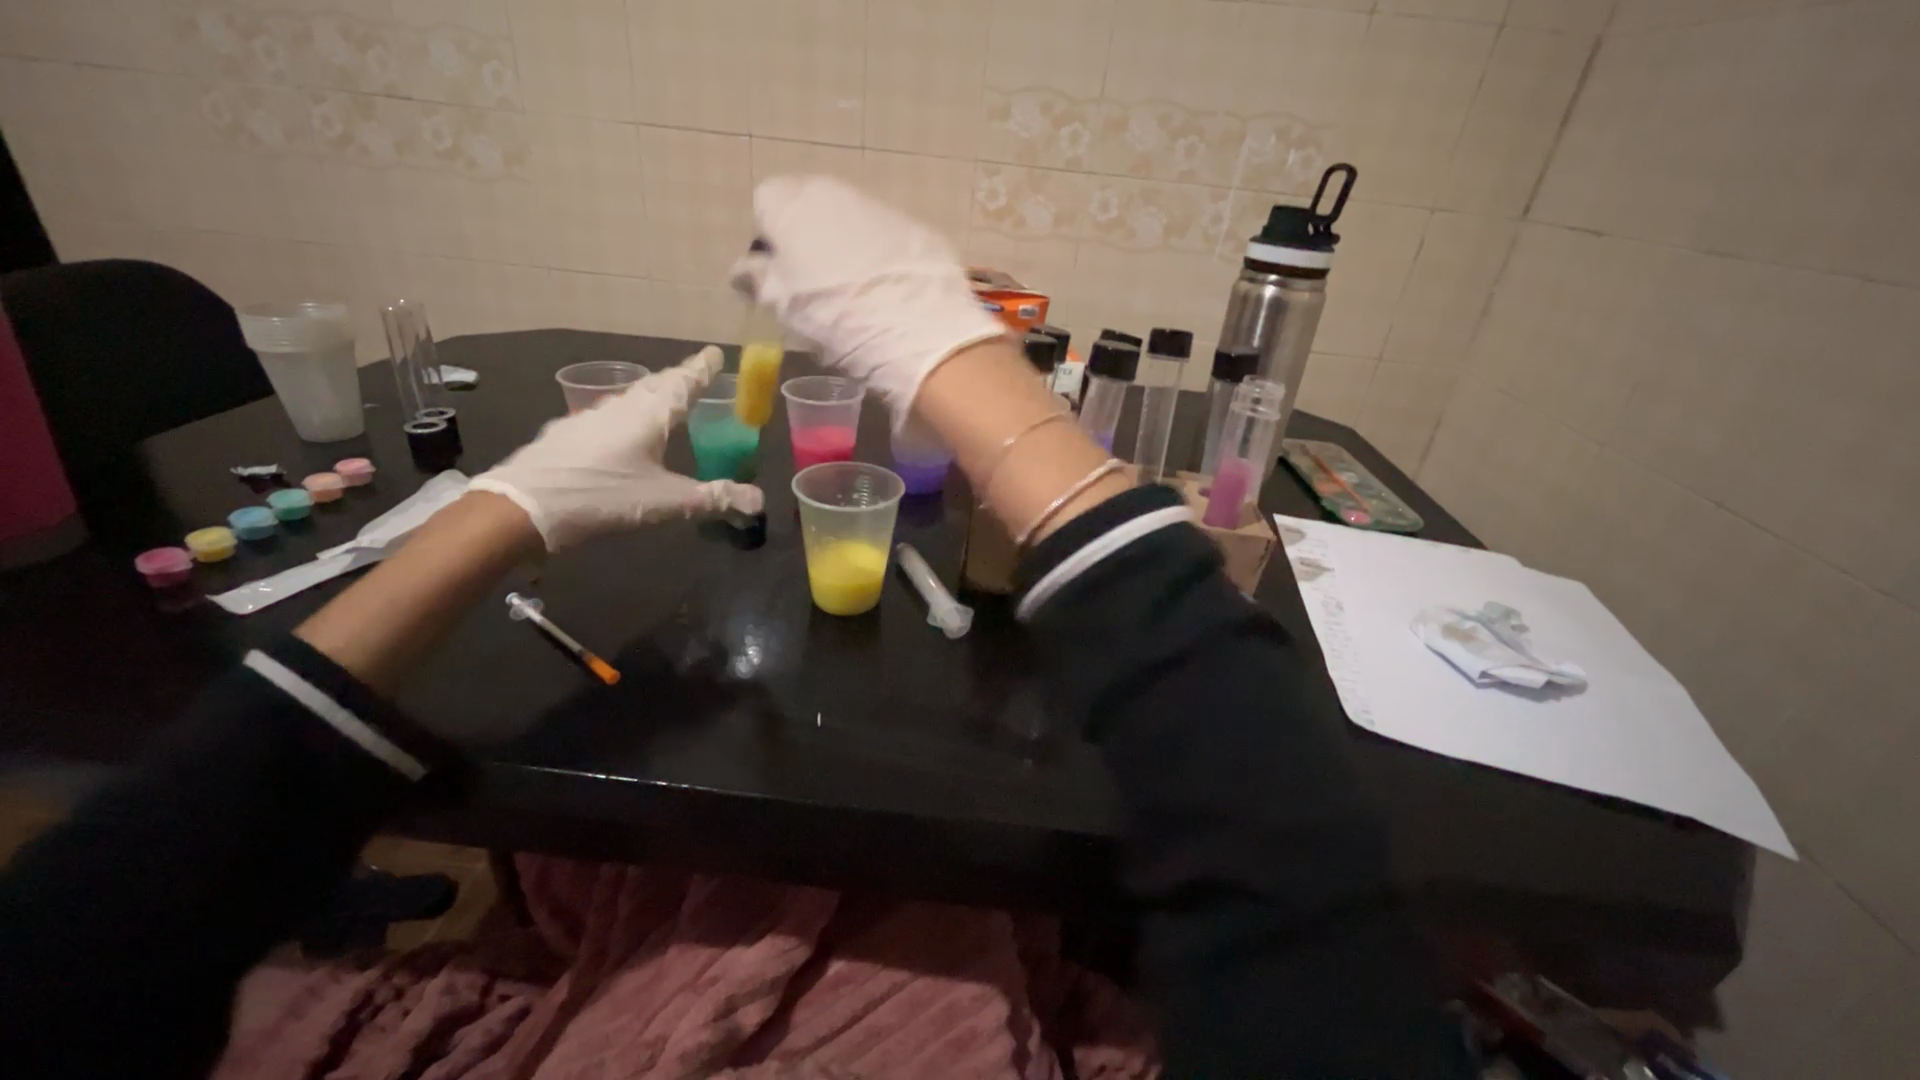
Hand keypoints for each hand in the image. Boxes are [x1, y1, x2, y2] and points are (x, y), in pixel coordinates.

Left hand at [469, 346, 763, 552]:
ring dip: (649, 399)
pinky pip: (605, 418)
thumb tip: (759, 501)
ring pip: (628, 401)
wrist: (522, 508)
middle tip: (694, 377)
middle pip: (655, 387)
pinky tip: (619, 436)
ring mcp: (587, 420)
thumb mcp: (666, 502)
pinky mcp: (565, 437)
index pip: (683, 383)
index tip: (714, 353)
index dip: (701, 369)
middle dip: (677, 381)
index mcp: (649, 415)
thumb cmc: (603, 497)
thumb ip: (713, 499)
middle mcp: (619, 408)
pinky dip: (624, 420)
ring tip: (663, 405)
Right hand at [731, 175, 1005, 429]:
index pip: (765, 204)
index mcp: (792, 203)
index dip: (768, 240)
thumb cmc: (832, 317)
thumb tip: (745, 269)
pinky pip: (886, 242)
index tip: (777, 277)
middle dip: (807, 242)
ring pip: (850, 224)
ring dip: (845, 252)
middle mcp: (835, 192)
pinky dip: (881, 262)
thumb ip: (757, 279)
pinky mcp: (917, 230)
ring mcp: (880, 208)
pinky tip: (888, 298)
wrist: (916, 332)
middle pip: (809, 210)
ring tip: (854, 299)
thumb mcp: (782, 306)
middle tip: (813, 291)